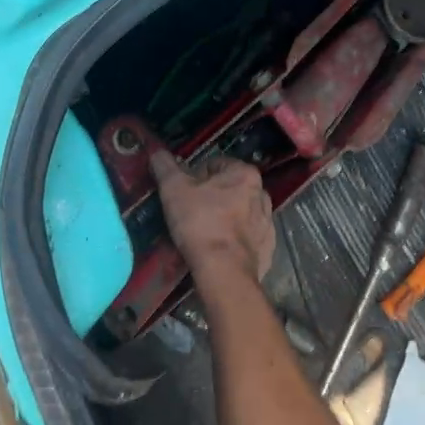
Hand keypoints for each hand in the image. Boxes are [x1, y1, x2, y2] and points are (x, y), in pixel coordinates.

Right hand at [151, 150, 275, 287]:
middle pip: (229, 188)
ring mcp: (268, 223)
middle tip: (191, 212)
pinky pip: (247, 238)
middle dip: (212, 197)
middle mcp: (262, 194)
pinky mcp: (268, 249)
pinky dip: (235, 240)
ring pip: (240, 213)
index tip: (183, 193)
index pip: (215, 165)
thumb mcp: (174, 189)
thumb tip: (157, 151)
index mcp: (245, 173)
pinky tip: (218, 250)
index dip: (195, 177)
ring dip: (225, 218)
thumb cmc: (200, 223)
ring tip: (203, 233)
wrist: (225, 273)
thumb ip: (165, 166)